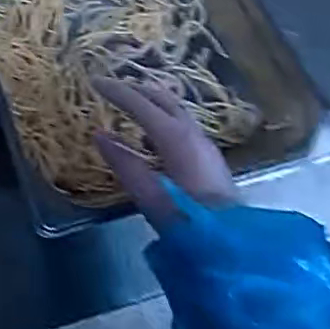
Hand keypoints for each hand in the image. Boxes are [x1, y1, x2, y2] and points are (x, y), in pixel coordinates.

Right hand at [92, 77, 236, 227]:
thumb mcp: (151, 197)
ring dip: (150, 102)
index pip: (141, 103)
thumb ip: (125, 164)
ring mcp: (204, 143)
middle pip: (161, 98)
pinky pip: (181, 124)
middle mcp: (192, 132)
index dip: (116, 90)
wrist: (234, 247)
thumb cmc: (189, 223)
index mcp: (176, 137)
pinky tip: (151, 138)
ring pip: (174, 109)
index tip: (95, 81)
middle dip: (134, 89)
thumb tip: (100, 134)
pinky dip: (161, 119)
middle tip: (111, 88)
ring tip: (128, 106)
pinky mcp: (209, 157)